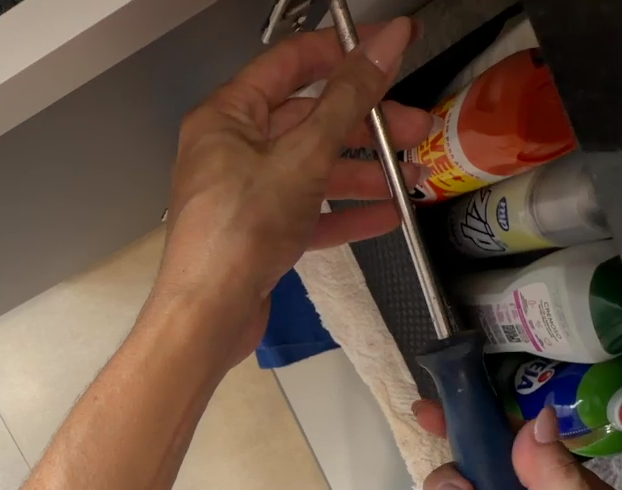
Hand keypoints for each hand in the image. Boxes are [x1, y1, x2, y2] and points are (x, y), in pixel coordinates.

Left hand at [146, 18, 431, 360]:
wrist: (207, 316)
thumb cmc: (240, 231)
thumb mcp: (304, 155)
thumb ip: (350, 98)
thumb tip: (387, 40)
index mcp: (225, 118)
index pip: (289, 65)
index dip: (344, 54)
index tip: (392, 55)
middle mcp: (228, 153)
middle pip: (306, 122)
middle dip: (364, 127)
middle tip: (414, 132)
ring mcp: (240, 197)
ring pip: (308, 171)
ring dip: (360, 174)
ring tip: (408, 181)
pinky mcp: (252, 237)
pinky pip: (302, 215)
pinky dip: (339, 214)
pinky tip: (382, 217)